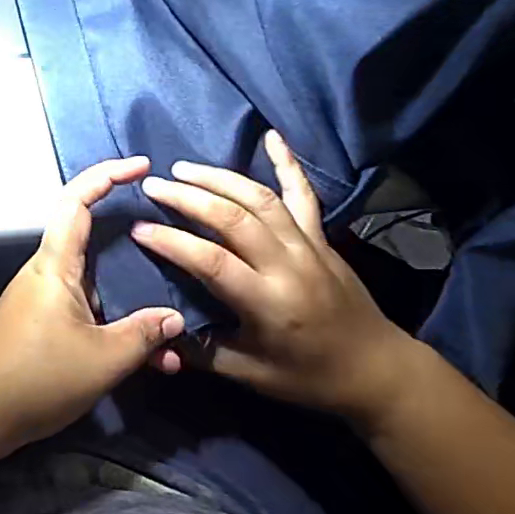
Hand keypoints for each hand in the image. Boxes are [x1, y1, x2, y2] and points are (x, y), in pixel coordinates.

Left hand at [0, 156, 184, 459]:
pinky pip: (91, 309)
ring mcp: (47, 297)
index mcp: (56, 264)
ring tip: (173, 328)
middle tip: (172, 241)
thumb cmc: (37, 376)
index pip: (77, 200)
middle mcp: (49, 271)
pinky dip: (120, 324)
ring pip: (100, 282)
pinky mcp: (47, 322)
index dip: (108, 175)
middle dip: (136, 240)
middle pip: (94, 237)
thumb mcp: (102, 359)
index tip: (142, 167)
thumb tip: (175, 319)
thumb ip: (144, 336)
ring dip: (135, 300)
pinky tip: (150, 358)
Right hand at [128, 130, 430, 428]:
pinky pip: (303, 193)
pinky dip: (288, 163)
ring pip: (259, 199)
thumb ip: (202, 352)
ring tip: (183, 168)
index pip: (211, 261)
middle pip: (232, 218)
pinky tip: (273, 137)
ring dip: (219, 178)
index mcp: (267, 302)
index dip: (172, 241)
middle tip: (153, 186)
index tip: (139, 228)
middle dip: (187, 197)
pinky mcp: (321, 236)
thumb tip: (159, 332)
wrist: (375, 368)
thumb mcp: (250, 374)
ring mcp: (307, 244)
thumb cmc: (308, 377)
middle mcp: (287, 264)